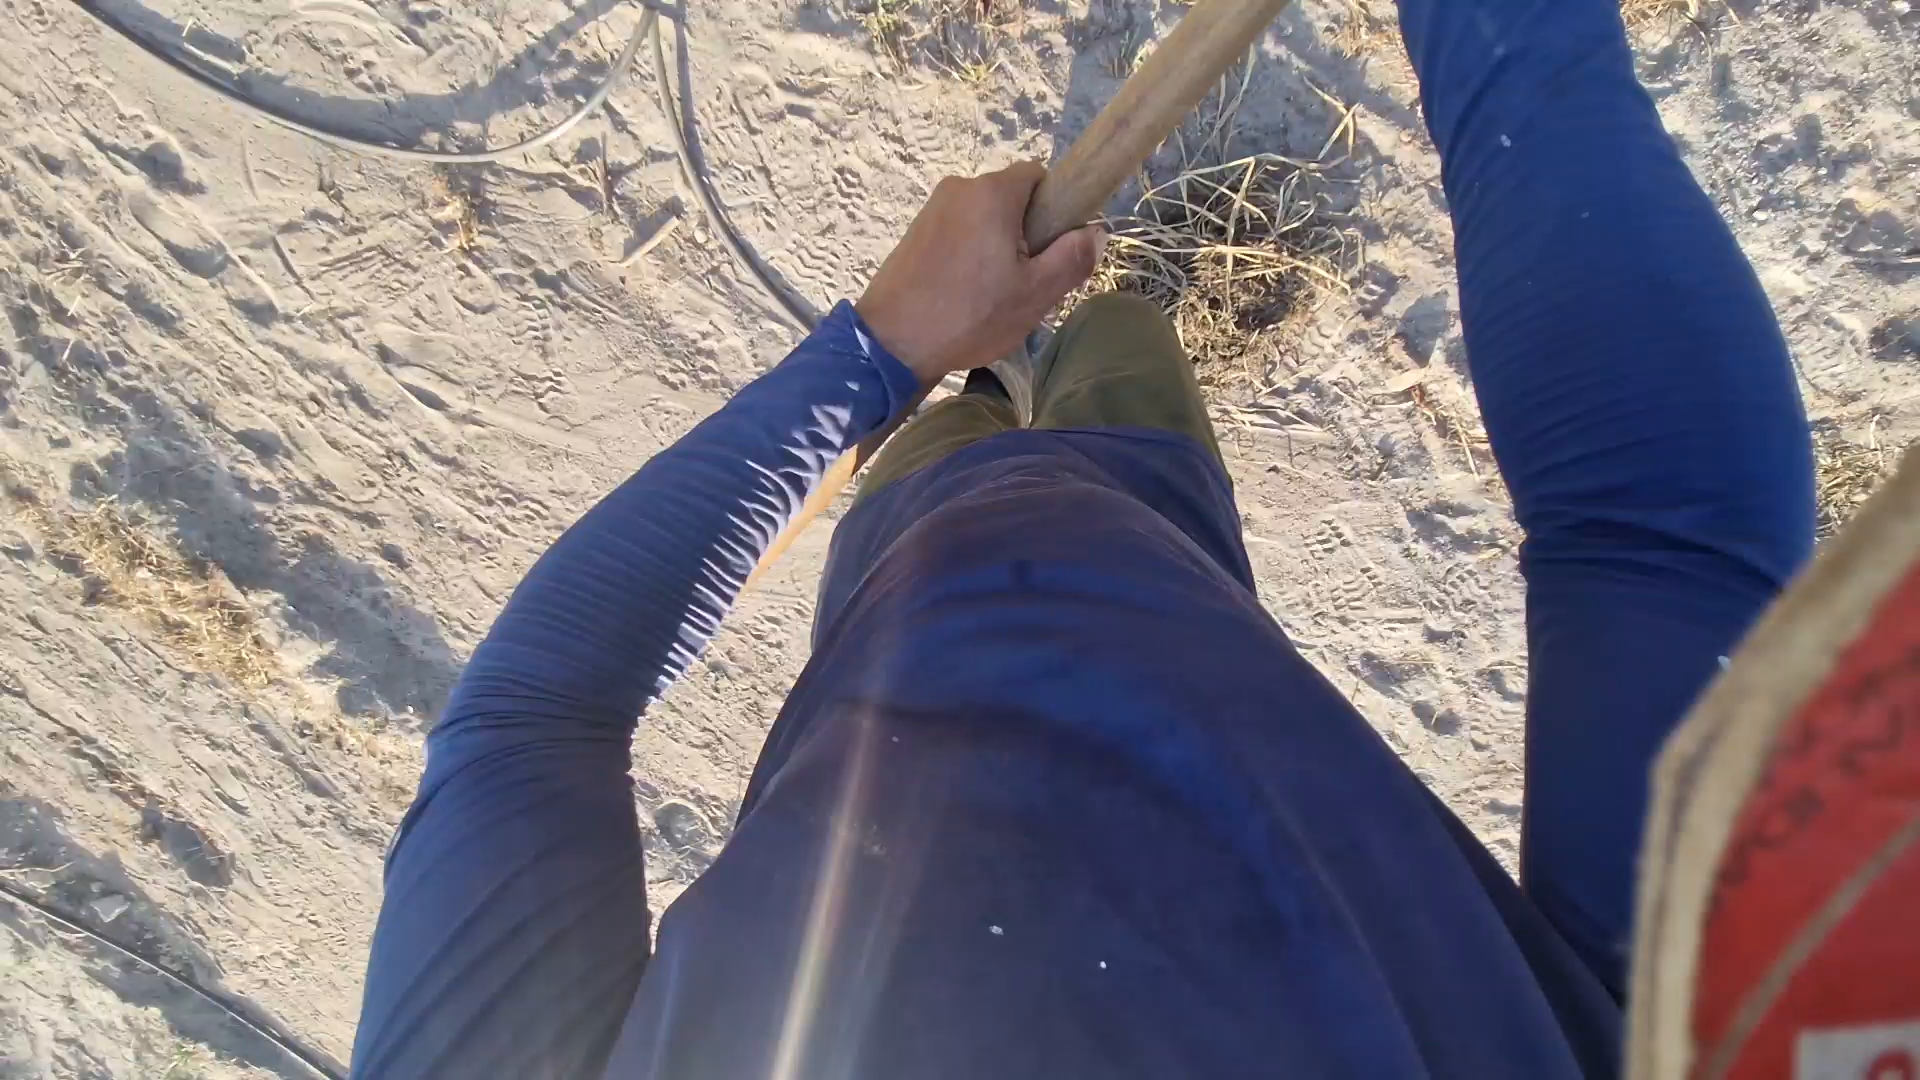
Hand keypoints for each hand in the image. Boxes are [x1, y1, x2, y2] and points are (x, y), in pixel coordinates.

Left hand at [856, 161, 1105, 386]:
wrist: (892, 344)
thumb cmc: (968, 316)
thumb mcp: (1033, 295)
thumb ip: (1071, 259)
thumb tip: (1096, 232)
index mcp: (992, 192)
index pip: (1039, 177)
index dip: (1053, 212)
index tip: (1050, 253)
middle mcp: (959, 187)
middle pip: (1010, 202)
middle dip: (1024, 237)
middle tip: (1023, 286)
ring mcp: (930, 210)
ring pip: (982, 222)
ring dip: (995, 252)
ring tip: (990, 300)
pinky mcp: (912, 235)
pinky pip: (956, 237)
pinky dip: (967, 260)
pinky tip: (963, 299)